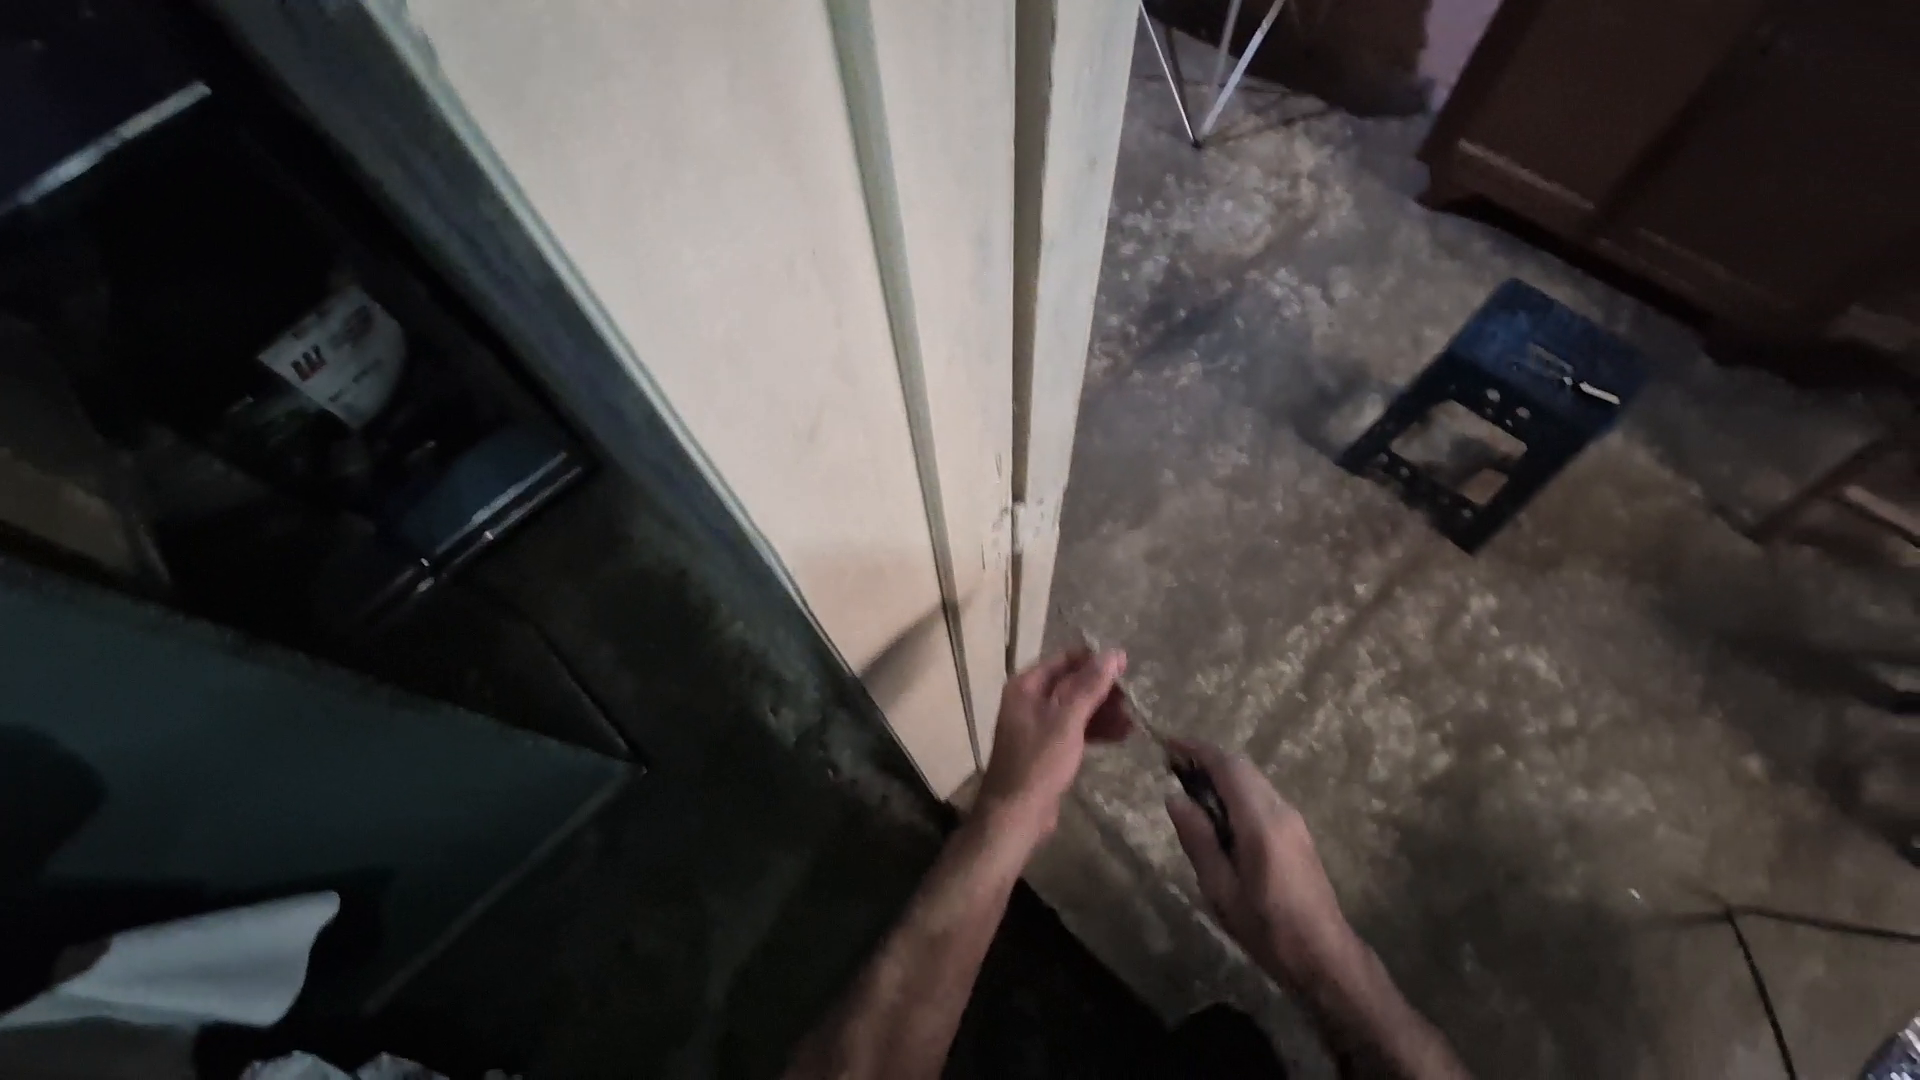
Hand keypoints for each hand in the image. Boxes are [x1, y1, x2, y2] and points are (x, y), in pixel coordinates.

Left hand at [975, 648, 1131, 842]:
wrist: (1016, 814)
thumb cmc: (1039, 761)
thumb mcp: (1067, 720)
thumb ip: (1089, 686)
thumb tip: (1113, 653)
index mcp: (1026, 686)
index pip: (1064, 660)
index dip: (1094, 660)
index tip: (1125, 667)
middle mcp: (1030, 700)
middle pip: (1072, 684)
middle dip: (1102, 689)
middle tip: (1132, 699)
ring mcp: (1039, 725)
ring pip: (1077, 708)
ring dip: (1104, 711)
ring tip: (1133, 720)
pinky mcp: (1049, 747)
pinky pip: (1076, 729)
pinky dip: (1097, 729)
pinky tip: (1123, 735)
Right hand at [1164, 739, 1357, 985]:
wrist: (1324, 957)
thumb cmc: (1266, 927)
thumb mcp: (1220, 888)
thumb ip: (1198, 838)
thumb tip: (1175, 797)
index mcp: (1261, 821)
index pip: (1228, 766)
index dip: (1196, 749)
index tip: (1168, 744)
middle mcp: (1281, 810)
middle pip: (1242, 767)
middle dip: (1207, 760)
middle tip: (1173, 769)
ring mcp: (1294, 820)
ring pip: (1253, 780)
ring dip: (1222, 776)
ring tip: (1190, 793)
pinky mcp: (1298, 833)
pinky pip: (1262, 796)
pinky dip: (1236, 792)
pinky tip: (1219, 817)